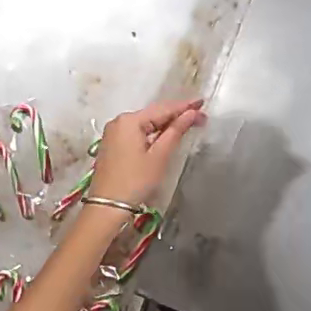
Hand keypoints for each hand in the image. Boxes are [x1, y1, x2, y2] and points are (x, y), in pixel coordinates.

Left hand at [87, 98, 205, 207]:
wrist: (108, 207)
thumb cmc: (136, 181)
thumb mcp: (159, 156)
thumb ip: (175, 132)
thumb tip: (190, 114)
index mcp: (130, 120)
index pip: (162, 109)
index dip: (184, 107)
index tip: (202, 103)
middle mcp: (118, 122)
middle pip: (152, 114)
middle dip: (175, 115)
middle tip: (199, 116)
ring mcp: (113, 134)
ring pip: (144, 124)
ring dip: (164, 124)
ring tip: (186, 124)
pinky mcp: (111, 146)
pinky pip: (135, 133)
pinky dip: (151, 133)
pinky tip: (164, 136)